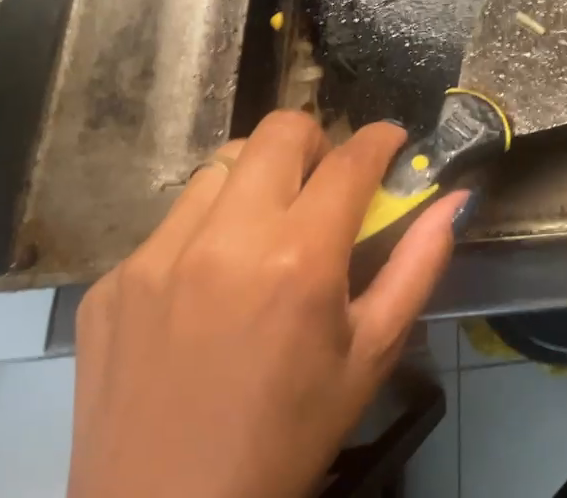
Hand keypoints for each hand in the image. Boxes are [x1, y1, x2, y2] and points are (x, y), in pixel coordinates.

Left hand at [68, 111, 467, 497]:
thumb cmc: (289, 434)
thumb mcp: (371, 353)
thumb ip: (419, 264)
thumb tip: (455, 198)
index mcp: (297, 259)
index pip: (349, 159)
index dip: (381, 138)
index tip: (392, 143)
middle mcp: (223, 240)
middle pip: (277, 131)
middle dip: (317, 140)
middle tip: (329, 183)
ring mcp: (155, 258)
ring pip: (219, 165)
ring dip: (258, 178)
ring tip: (269, 228)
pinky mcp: (110, 283)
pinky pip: (171, 221)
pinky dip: (208, 228)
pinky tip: (213, 284)